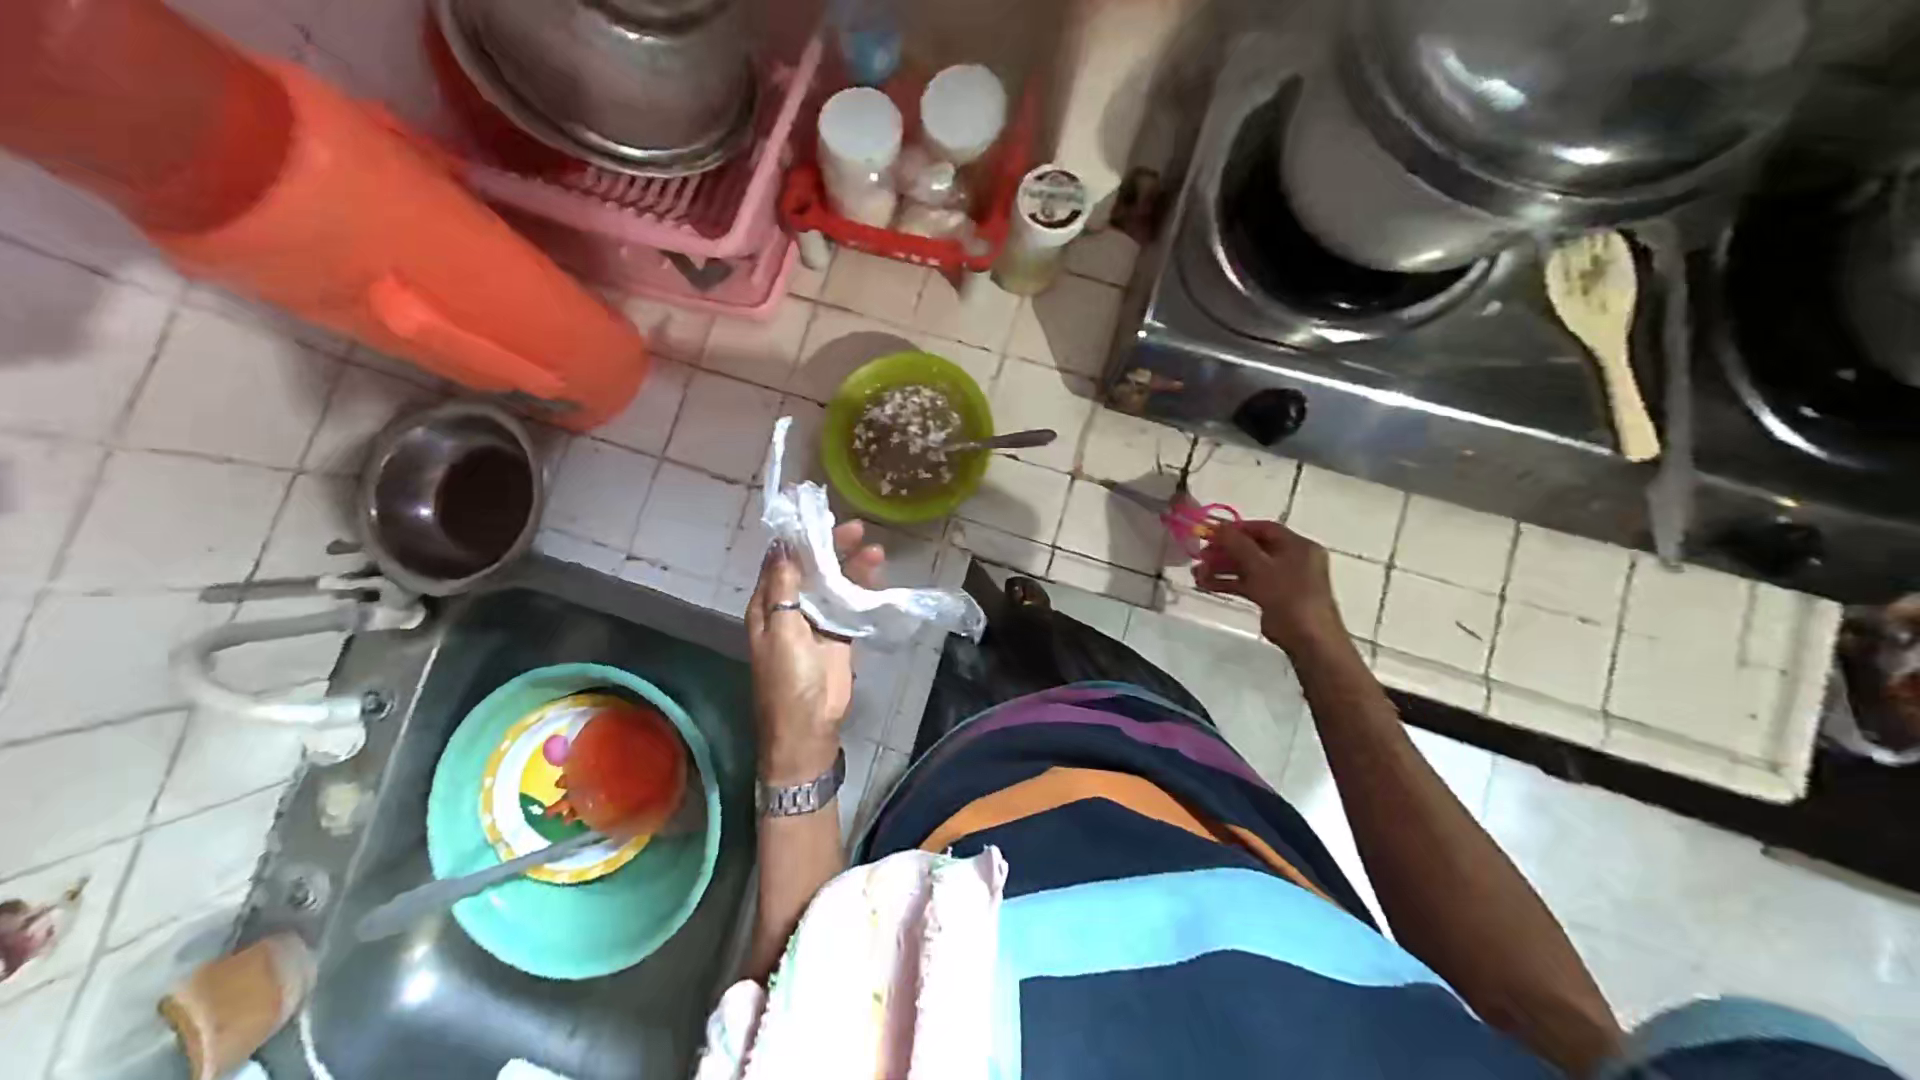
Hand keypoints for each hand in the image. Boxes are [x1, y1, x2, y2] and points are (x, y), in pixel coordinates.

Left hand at [747, 522, 884, 783]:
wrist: (809, 728)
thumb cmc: (788, 682)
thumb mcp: (781, 633)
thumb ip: (784, 590)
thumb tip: (783, 549)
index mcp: (767, 607)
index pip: (781, 563)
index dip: (798, 541)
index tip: (818, 517)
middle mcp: (790, 608)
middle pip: (811, 570)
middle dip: (830, 548)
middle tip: (855, 529)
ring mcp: (816, 622)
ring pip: (833, 585)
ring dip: (850, 566)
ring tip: (874, 548)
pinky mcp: (839, 635)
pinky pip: (850, 605)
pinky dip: (862, 589)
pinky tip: (877, 574)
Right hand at [1193, 521, 1344, 651]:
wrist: (1308, 639)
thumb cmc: (1289, 596)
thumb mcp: (1261, 567)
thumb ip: (1237, 545)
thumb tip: (1218, 527)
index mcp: (1298, 546)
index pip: (1264, 529)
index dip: (1236, 529)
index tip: (1211, 533)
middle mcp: (1292, 559)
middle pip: (1253, 548)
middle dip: (1225, 552)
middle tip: (1200, 556)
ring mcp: (1283, 579)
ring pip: (1248, 568)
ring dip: (1222, 569)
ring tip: (1197, 574)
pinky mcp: (1274, 597)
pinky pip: (1248, 584)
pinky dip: (1229, 583)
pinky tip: (1206, 586)